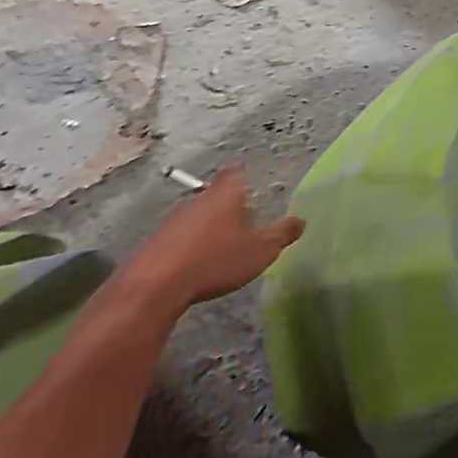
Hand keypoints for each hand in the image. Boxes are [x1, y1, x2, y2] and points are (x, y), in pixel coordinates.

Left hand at [127, 166, 304, 306]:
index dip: (246, 178)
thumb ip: (282, 234)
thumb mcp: (261, 250)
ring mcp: (175, 218)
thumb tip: (300, 220)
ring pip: (200, 214)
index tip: (256, 189)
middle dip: (232, 205)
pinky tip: (201, 262)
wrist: (157, 284)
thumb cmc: (216, 260)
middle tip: (248, 223)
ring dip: (212, 226)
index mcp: (225, 193)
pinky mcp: (160, 239)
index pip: (236, 173)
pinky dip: (195, 242)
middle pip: (218, 193)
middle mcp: (199, 198)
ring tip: (226, 246)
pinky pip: (184, 234)